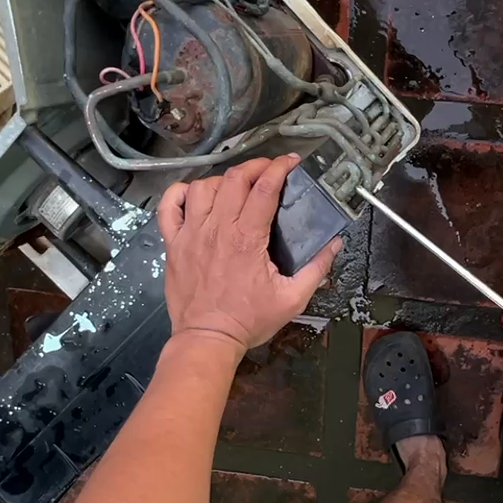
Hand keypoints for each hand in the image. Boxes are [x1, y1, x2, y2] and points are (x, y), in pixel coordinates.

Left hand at [156, 154, 340, 355]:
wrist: (208, 339)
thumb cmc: (248, 321)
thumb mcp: (293, 299)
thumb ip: (316, 269)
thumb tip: (334, 244)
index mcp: (247, 239)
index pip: (264, 188)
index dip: (279, 168)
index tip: (290, 163)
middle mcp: (217, 230)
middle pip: (234, 179)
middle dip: (255, 166)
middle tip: (269, 170)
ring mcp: (191, 235)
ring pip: (203, 187)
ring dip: (222, 180)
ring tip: (236, 186)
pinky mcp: (173, 244)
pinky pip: (169, 207)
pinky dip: (179, 193)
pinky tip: (194, 194)